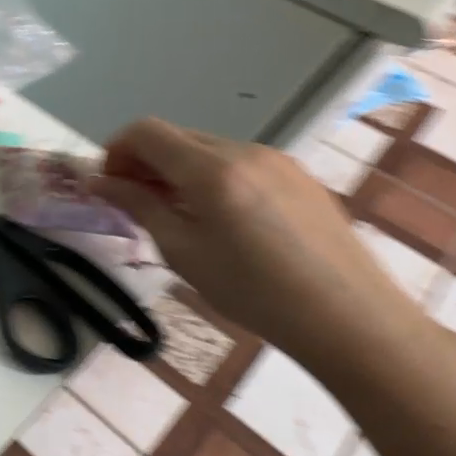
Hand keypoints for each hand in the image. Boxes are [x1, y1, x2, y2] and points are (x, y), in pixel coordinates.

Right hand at [89, 118, 420, 369]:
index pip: (145, 132)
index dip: (116, 150)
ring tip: (178, 213)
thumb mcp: (182, 251)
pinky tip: (221, 218)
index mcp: (211, 169)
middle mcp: (245, 153)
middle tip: (135, 200)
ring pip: (208, 149)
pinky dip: (214, 177)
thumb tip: (100, 182)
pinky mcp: (302, 179)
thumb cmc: (256, 293)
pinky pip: (241, 163)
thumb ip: (137, 206)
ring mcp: (279, 163)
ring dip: (179, 169)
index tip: (109, 184)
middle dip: (145, 160)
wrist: (355, 323)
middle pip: (176, 136)